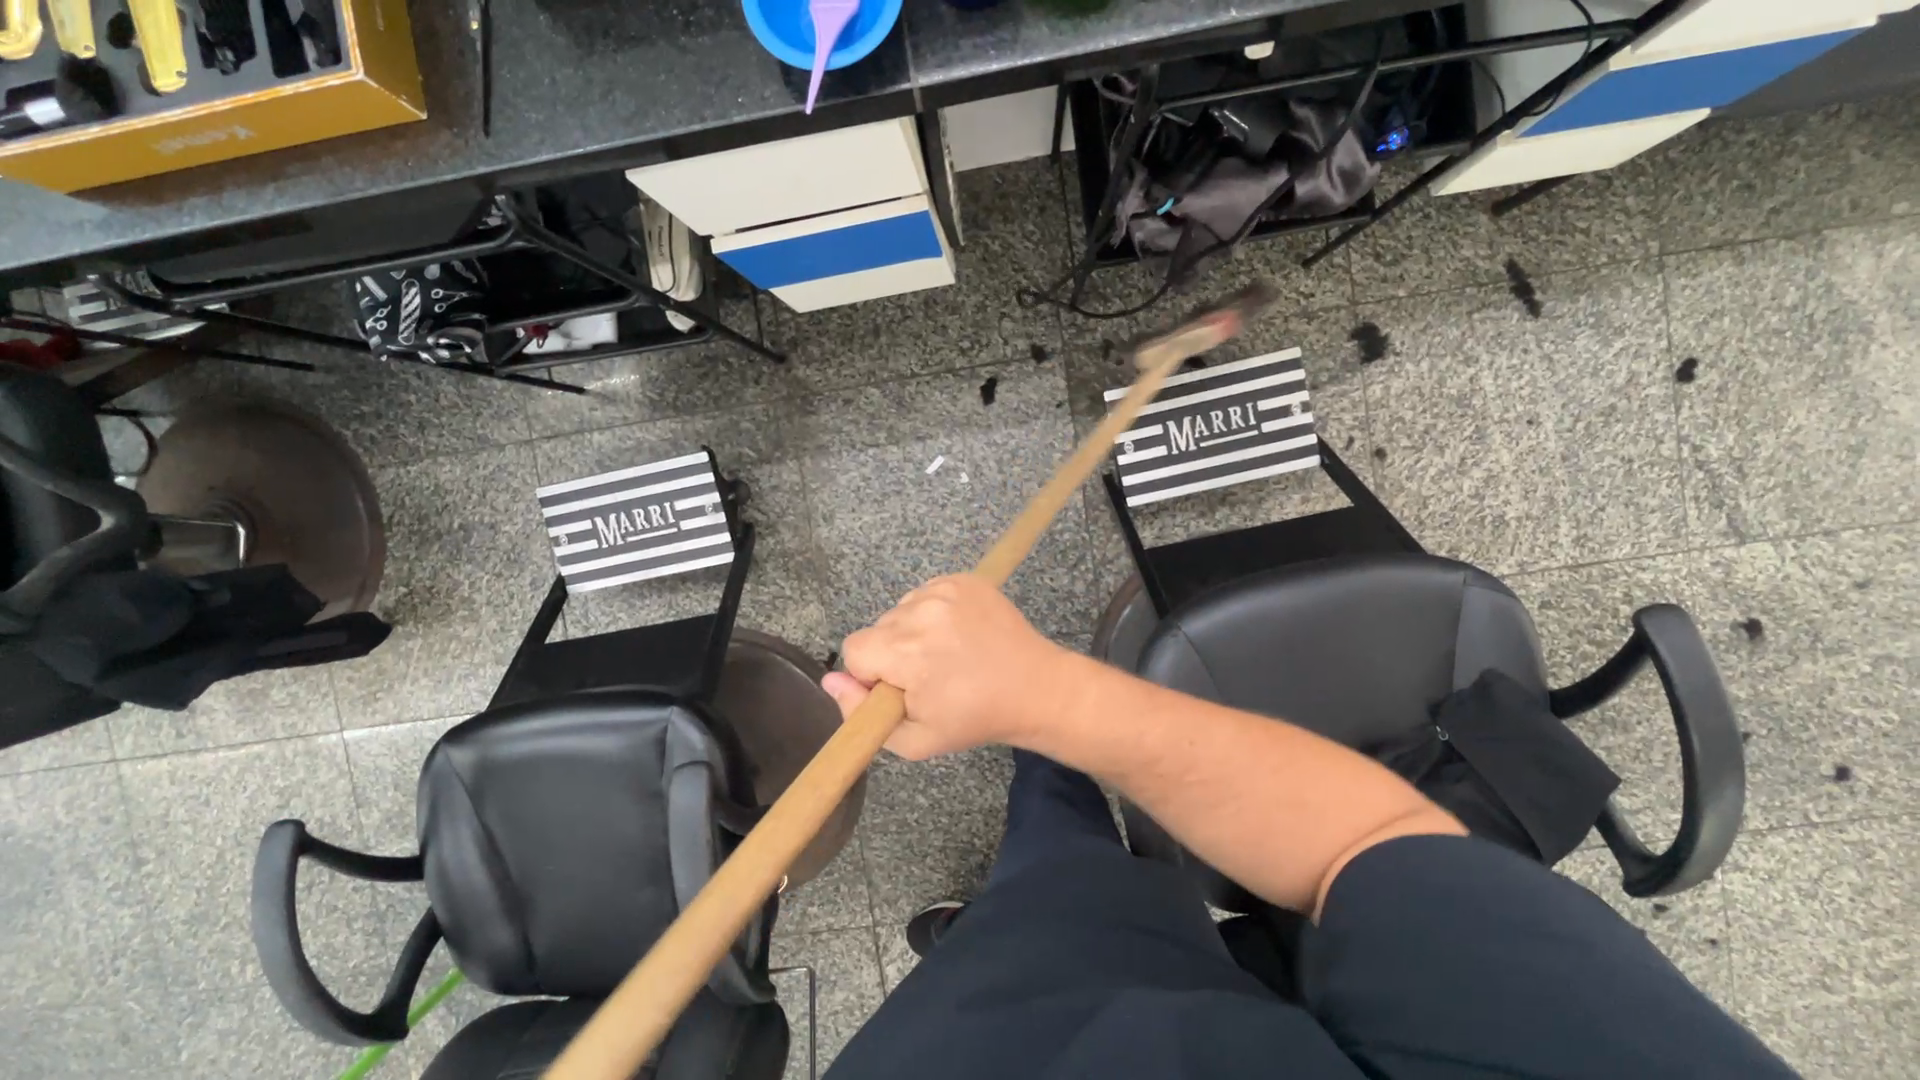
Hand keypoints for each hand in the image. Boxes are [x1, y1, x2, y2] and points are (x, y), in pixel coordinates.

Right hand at [822, 575, 1074, 759]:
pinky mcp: (963, 580)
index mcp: (906, 651)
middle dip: (892, 654)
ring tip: (947, 655)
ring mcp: (945, 591)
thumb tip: (829, 682)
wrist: (1035, 689)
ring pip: (900, 611)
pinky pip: (925, 594)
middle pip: (877, 629)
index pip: (854, 649)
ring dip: (912, 632)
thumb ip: (860, 713)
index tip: (901, 689)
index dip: (872, 674)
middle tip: (929, 676)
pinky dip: (933, 614)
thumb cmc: (975, 719)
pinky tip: (957, 636)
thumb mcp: (913, 739)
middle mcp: (921, 612)